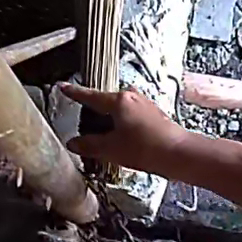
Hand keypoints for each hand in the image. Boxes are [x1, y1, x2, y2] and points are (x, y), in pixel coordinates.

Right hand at [57, 83, 193, 175]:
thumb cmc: (145, 148)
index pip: (90, 96)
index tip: (63, 87)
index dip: (75, 93)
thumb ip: (89, 145)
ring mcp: (143, 104)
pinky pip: (129, 115)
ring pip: (118, 109)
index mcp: (118, 101)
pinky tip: (120, 139)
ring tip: (103, 137)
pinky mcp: (152, 114)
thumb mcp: (110, 149)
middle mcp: (131, 97)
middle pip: (105, 102)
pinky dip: (121, 124)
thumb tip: (73, 143)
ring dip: (109, 120)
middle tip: (84, 126)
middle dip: (94, 113)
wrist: (177, 154)